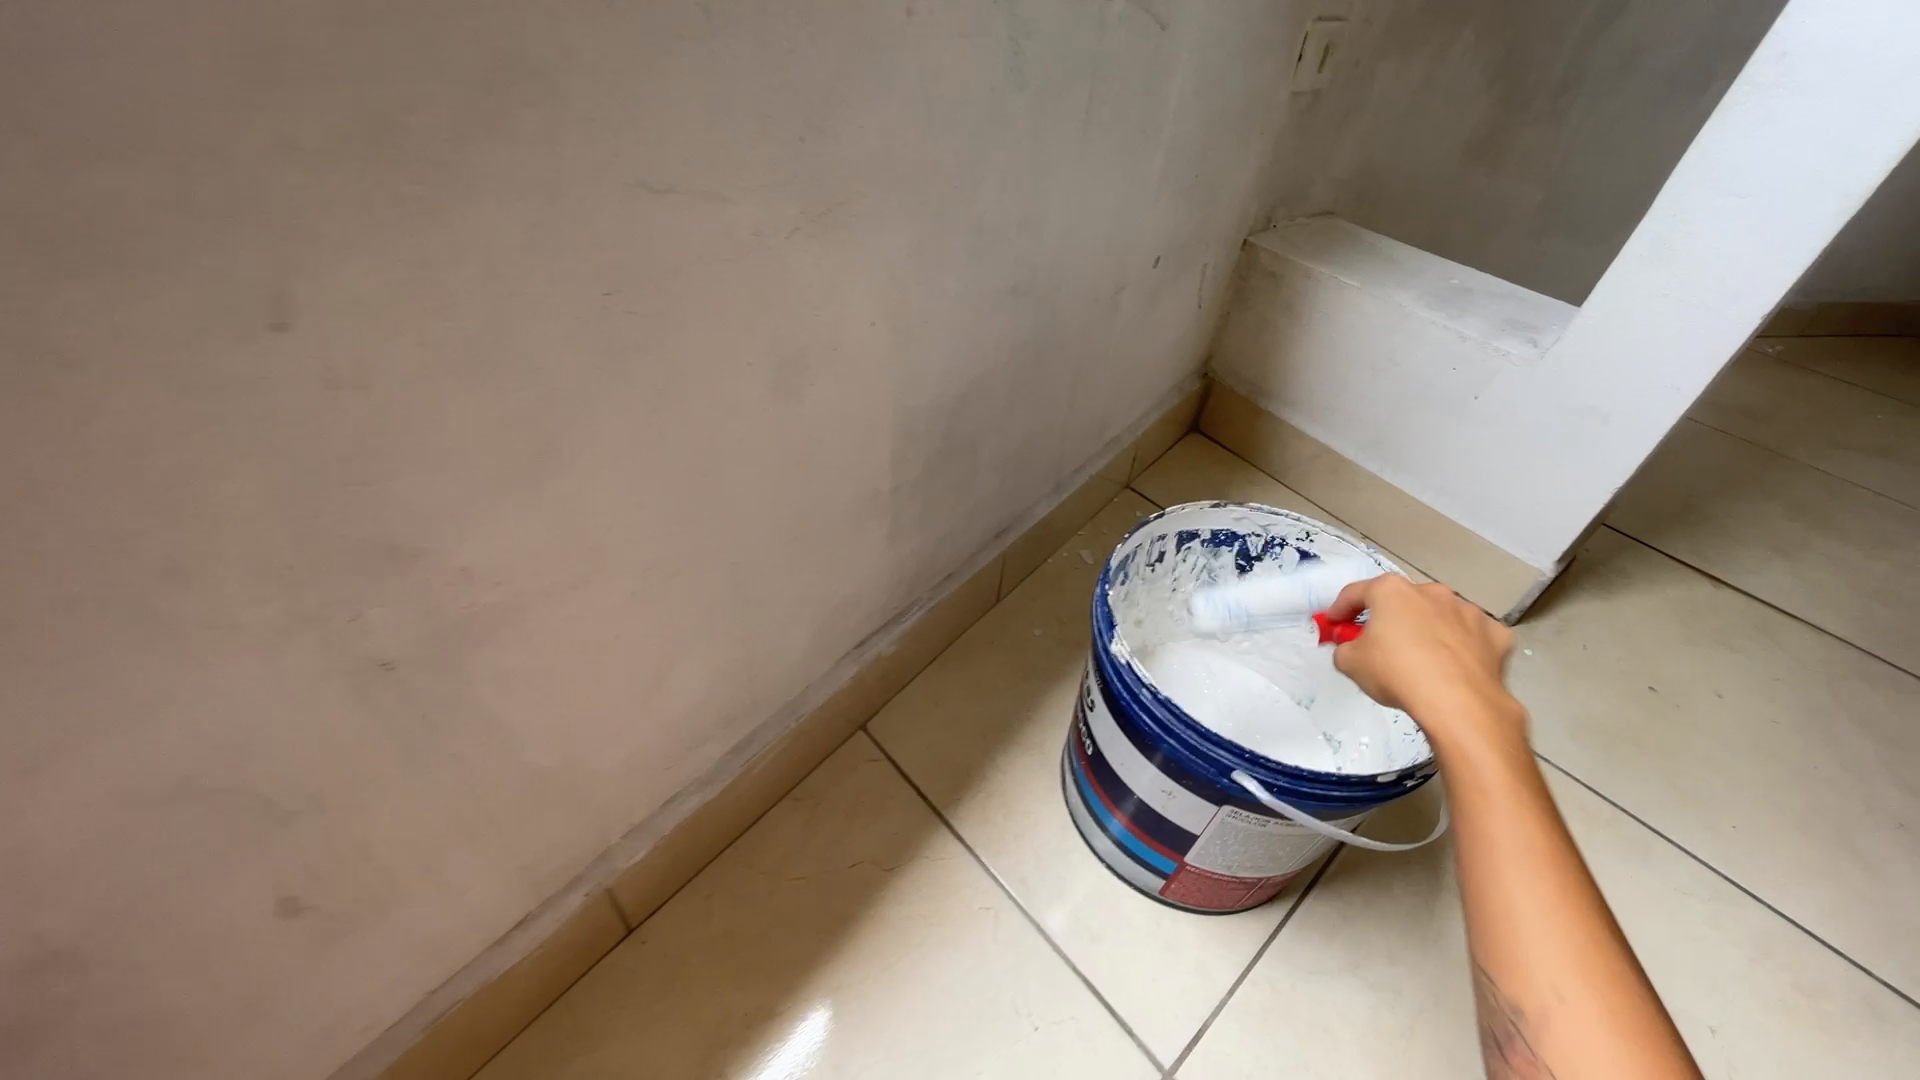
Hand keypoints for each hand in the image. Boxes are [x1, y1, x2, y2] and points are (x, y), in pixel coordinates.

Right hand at [1326, 575, 1522, 754]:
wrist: (1459, 704)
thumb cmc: (1396, 673)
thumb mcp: (1349, 663)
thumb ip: (1345, 648)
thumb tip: (1353, 648)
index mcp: (1392, 591)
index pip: (1355, 593)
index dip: (1340, 608)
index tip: (1333, 623)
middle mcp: (1432, 592)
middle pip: (1402, 601)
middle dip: (1389, 617)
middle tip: (1378, 642)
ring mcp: (1469, 611)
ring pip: (1440, 616)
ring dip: (1428, 629)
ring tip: (1422, 658)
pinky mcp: (1496, 635)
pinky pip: (1472, 636)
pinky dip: (1462, 646)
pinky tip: (1456, 666)